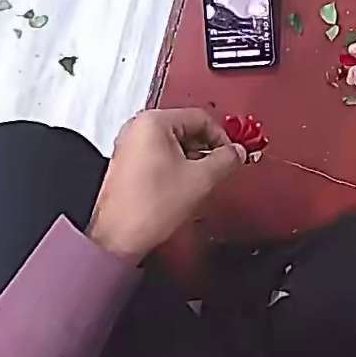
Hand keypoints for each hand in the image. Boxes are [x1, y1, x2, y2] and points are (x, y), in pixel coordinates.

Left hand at [88, 109, 246, 260]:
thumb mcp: (201, 179)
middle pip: (187, 128)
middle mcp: (138, 128)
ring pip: (174, 142)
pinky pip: (160, 154)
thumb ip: (226, 159)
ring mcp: (130, 144)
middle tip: (219, 167)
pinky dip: (176, 165)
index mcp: (154, 122)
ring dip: (192, 158)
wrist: (118, 238)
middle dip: (206, 148)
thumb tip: (236, 152)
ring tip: (201, 180)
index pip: (200, 118)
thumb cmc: (149, 207)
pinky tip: (183, 185)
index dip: (221, 137)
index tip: (231, 154)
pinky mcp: (127, 162)